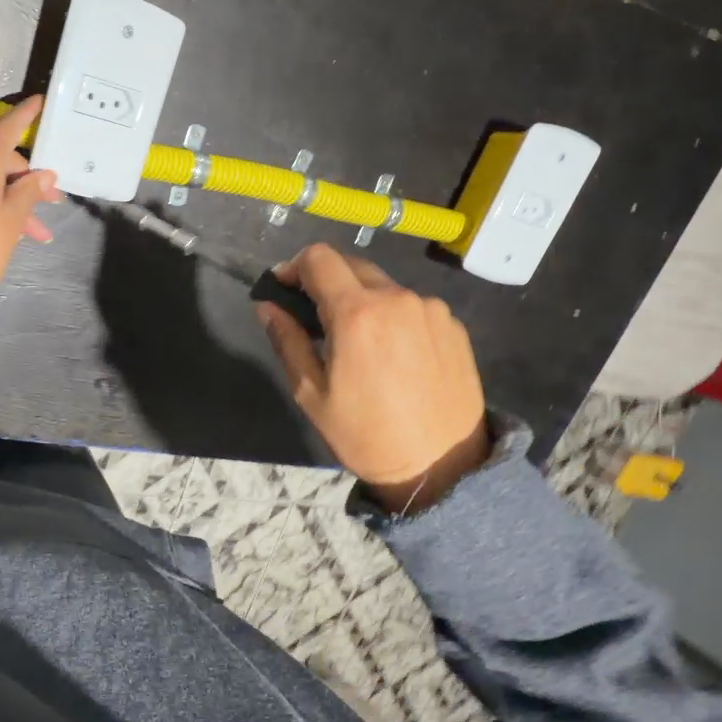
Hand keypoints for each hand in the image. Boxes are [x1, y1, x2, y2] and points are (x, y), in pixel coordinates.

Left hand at [0, 95, 62, 295]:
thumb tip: (43, 174)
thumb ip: (29, 192)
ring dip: (12, 201)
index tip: (39, 102)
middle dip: (27, 181)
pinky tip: (9, 230)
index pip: (8, 129)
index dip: (26, 116)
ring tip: (35, 233)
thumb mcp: (11, 221)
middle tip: (51, 204)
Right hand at [258, 245, 489, 512]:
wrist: (441, 463)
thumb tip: (267, 306)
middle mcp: (397, 298)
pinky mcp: (454, 325)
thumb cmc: (364, 433)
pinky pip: (412, 307)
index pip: (319, 258)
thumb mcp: (310, 392)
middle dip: (327, 282)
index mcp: (356, 313)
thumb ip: (287, 340)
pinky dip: (392, 317)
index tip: (284, 287)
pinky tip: (392, 355)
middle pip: (352, 266)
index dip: (294, 266)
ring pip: (384, 287)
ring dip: (362, 301)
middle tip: (314, 318)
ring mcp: (431, 309)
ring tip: (358, 343)